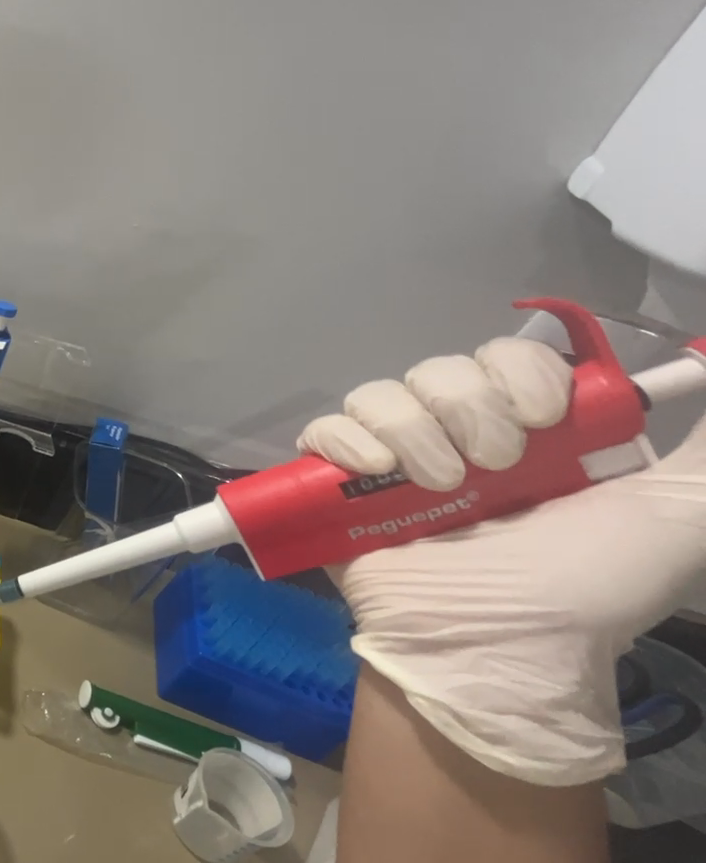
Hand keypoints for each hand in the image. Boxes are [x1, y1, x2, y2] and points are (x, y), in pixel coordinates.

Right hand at [298, 337, 705, 785]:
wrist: (496, 638)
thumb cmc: (582, 583)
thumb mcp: (673, 517)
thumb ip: (704, 458)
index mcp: (526, 432)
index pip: (506, 354)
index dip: (520, 375)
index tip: (544, 425)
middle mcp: (455, 434)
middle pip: (439, 368)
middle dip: (469, 413)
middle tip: (492, 471)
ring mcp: (390, 457)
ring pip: (378, 394)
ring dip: (413, 435)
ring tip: (438, 490)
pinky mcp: (335, 481)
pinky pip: (324, 428)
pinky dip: (349, 444)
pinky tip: (377, 476)